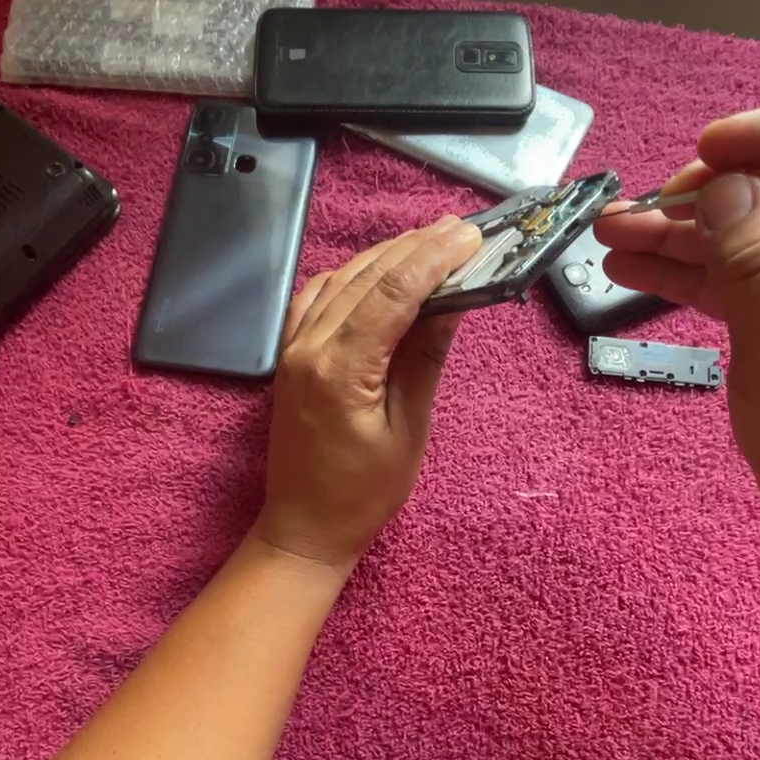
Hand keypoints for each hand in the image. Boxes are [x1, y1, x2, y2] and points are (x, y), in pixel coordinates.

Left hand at [251, 216, 483, 571]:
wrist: (304, 528)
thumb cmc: (362, 495)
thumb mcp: (408, 430)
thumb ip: (424, 359)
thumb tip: (452, 302)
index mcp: (340, 370)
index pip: (393, 292)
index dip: (434, 258)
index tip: (471, 236)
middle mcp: (308, 348)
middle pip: (366, 276)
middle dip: (415, 248)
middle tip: (460, 231)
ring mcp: (291, 351)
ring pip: (340, 281)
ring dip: (384, 257)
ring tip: (429, 243)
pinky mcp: (288, 358)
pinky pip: (316, 300)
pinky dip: (349, 278)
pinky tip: (375, 273)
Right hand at [595, 105, 759, 582]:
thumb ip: (757, 267)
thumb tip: (726, 187)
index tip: (705, 150)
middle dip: (710, 194)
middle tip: (639, 208)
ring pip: (752, 240)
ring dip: (683, 236)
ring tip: (612, 234)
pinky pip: (741, 282)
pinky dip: (690, 276)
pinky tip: (634, 270)